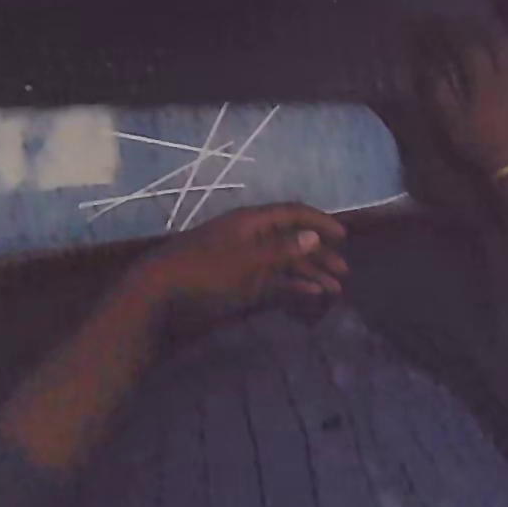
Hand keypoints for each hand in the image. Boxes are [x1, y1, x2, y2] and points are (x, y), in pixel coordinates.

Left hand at [128, 203, 349, 314]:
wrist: (162, 293)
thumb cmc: (205, 271)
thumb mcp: (246, 260)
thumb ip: (281, 249)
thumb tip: (315, 235)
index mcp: (250, 222)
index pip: (291, 213)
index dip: (319, 221)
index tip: (344, 236)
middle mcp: (250, 236)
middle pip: (291, 238)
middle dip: (318, 251)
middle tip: (344, 270)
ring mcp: (244, 259)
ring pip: (284, 260)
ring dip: (309, 271)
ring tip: (335, 288)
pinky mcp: (237, 280)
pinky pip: (272, 277)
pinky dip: (292, 283)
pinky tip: (310, 293)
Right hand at [432, 29, 507, 173]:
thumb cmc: (481, 141)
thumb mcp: (452, 119)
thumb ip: (440, 88)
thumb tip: (429, 65)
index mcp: (484, 76)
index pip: (467, 44)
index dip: (449, 31)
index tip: (434, 22)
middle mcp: (506, 71)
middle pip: (493, 38)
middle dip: (474, 26)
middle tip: (457, 20)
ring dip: (492, 32)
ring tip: (477, 27)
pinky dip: (503, 46)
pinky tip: (496, 49)